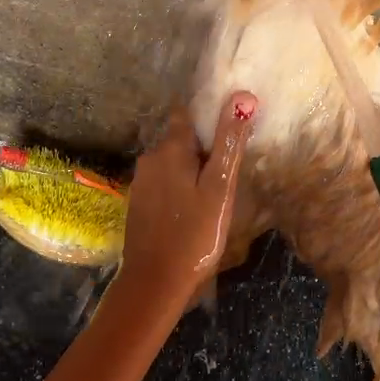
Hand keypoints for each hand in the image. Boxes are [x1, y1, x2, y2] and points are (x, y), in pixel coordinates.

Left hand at [114, 92, 256, 307]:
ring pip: (170, 163)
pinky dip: (177, 187)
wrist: (154, 284)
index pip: (186, 112)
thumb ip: (229, 141)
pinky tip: (190, 207)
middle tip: (226, 168)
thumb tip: (242, 96)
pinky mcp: (137, 203)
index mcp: (171, 147)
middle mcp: (150, 157)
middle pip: (179, 139)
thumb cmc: (194, 233)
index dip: (206, 113)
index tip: (225, 123)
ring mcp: (141, 182)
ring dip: (188, 169)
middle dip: (201, 146)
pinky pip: (162, 183)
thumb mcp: (220, 187)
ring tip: (212, 190)